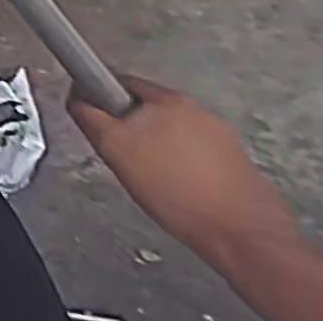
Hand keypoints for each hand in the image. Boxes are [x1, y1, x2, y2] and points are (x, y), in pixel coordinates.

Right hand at [68, 76, 297, 262]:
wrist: (245, 240)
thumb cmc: (175, 190)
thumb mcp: (110, 146)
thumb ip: (86, 113)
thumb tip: (77, 99)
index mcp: (171, 99)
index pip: (120, 82)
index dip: (102, 101)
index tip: (101, 125)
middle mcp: (203, 113)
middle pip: (148, 110)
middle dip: (133, 128)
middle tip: (125, 154)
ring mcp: (228, 141)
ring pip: (173, 135)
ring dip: (159, 148)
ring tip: (154, 177)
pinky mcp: (243, 168)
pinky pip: (199, 158)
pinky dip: (185, 168)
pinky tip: (180, 189)